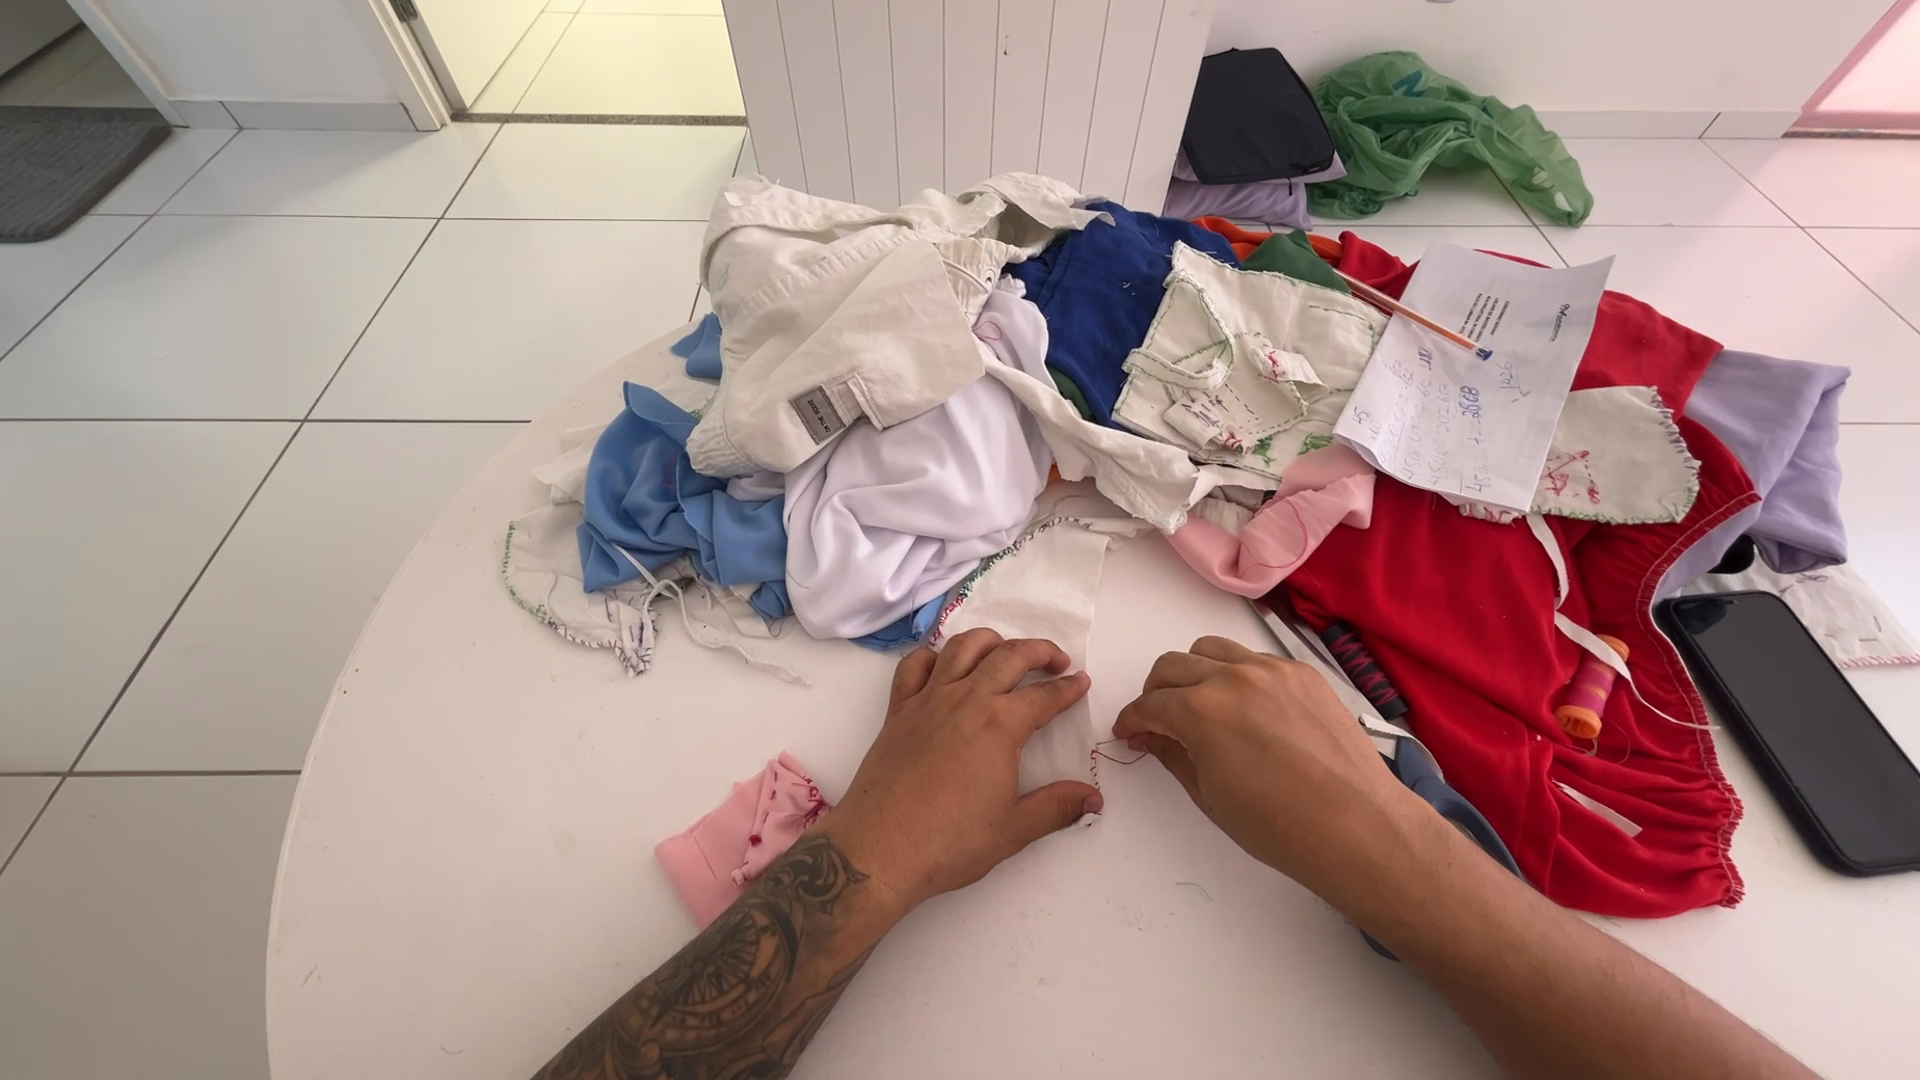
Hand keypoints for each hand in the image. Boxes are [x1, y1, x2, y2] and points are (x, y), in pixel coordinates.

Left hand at [817, 629, 1102, 914]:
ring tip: (1005, 651)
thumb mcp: (1014, 829)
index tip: (1082, 682)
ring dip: (990, 641)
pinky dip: (932, 656)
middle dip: (1040, 651)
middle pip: (1009, 655)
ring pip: (962, 647)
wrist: (880, 848)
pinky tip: (944, 666)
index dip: (1068, 688)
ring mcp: (928, 700)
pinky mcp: (898, 710)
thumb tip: (1094, 798)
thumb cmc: (950, 841)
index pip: (1044, 696)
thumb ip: (1058, 807)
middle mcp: (966, 699)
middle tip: (1057, 661)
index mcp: (1000, 724)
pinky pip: (914, 665)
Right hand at [1113, 635, 1425, 901]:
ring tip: (1201, 702)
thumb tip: (1152, 735)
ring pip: (1210, 649)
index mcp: (1201, 711)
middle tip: (1159, 719)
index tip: (1129, 731)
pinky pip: (1253, 659)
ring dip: (1193, 672)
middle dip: (1155, 692)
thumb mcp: (1209, 796)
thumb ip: (1172, 754)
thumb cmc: (1279, 826)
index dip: (1131, 719)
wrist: (1361, 828)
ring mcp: (1271, 670)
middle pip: (1171, 665)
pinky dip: (1237, 674)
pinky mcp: (1302, 672)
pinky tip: (1248, 707)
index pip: (1149, 703)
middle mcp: (1231, 677)